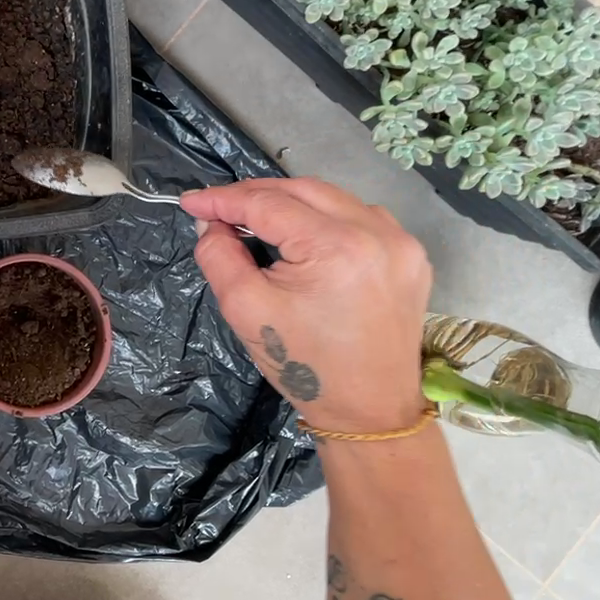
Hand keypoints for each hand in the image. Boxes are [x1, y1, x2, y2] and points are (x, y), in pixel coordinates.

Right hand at [180, 178, 432, 433]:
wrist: (369, 410)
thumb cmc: (303, 363)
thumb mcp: (244, 308)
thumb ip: (218, 256)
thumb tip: (211, 224)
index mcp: (336, 247)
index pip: (267, 204)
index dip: (222, 199)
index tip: (189, 202)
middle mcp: (377, 234)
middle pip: (302, 189)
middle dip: (253, 194)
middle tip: (215, 208)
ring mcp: (401, 243)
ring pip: (331, 197)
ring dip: (288, 201)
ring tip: (252, 219)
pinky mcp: (410, 257)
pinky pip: (359, 215)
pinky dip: (322, 215)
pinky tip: (300, 233)